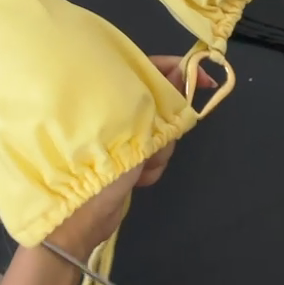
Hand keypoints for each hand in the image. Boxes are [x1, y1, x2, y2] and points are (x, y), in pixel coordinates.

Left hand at [44, 56, 212, 255]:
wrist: (78, 217)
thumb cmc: (97, 165)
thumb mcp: (132, 126)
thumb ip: (158, 100)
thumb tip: (183, 73)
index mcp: (105, 90)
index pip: (148, 68)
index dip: (179, 70)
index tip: (206, 79)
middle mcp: (113, 109)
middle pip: (161, 105)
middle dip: (165, 127)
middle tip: (153, 145)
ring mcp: (120, 136)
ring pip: (162, 133)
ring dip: (157, 153)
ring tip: (139, 169)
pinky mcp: (126, 159)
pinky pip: (155, 155)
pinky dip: (151, 169)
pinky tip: (137, 181)